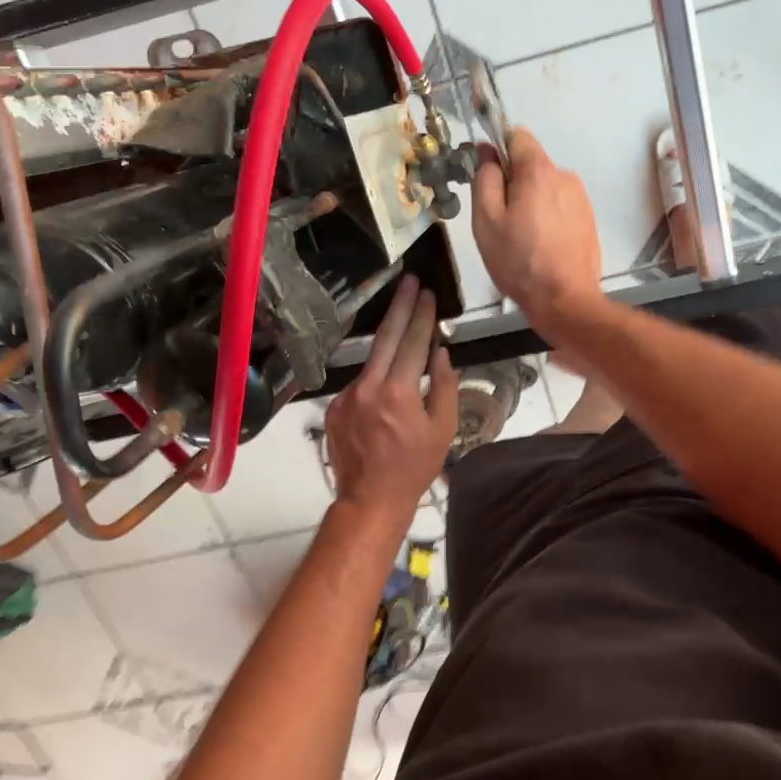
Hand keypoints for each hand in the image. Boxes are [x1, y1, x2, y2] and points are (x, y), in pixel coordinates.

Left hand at [323, 275, 458, 523]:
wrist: (370, 498)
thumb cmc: (416, 467)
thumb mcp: (443, 429)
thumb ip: (444, 387)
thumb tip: (441, 354)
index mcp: (399, 392)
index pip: (412, 342)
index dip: (422, 315)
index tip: (428, 292)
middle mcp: (368, 387)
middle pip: (385, 337)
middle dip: (399, 307)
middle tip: (409, 281)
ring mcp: (347, 396)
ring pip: (372, 361)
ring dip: (388, 344)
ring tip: (403, 326)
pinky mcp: (335, 407)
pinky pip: (361, 383)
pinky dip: (377, 378)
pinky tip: (387, 389)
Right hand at [472, 128, 602, 322]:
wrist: (565, 301)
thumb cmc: (520, 261)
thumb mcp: (486, 220)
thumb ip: (485, 178)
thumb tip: (487, 152)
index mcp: (539, 171)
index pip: (517, 135)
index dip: (498, 149)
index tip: (488, 176)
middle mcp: (565, 176)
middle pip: (532, 165)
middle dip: (514, 183)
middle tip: (502, 219)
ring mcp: (581, 199)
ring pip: (547, 188)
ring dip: (532, 203)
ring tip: (523, 238)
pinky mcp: (589, 221)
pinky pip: (561, 208)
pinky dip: (549, 219)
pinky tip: (542, 247)